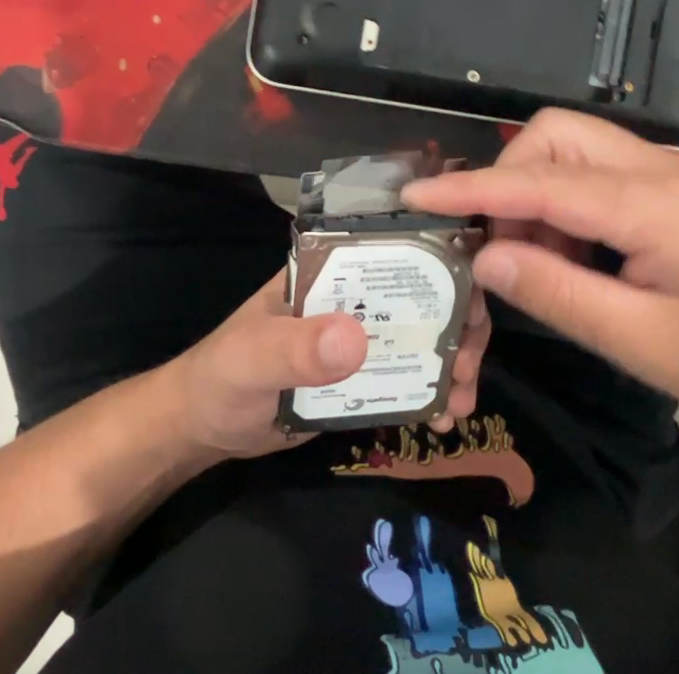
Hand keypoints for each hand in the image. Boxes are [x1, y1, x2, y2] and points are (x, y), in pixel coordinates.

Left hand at [158, 272, 492, 459]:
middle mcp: (349, 297)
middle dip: (458, 325)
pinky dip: (435, 394)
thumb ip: (294, 349)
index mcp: (326, 272)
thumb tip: (355, 338)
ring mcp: (358, 337)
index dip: (441, 264)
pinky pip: (409, 378)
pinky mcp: (362, 377)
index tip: (474, 297)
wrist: (205, 428)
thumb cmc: (220, 378)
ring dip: (454, 363)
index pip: (393, 251)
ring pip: (423, 338)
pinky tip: (445, 420)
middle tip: (468, 366)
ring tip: (462, 401)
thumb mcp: (251, 360)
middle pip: (422, 296)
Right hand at [403, 109, 678, 422]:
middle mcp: (656, 172)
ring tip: (540, 259)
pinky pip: (595, 173)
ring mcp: (666, 177)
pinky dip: (564, 203)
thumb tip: (484, 256)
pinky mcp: (669, 192)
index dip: (471, 188)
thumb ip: (557, 293)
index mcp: (650, 205)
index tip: (416, 195)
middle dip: (510, 178)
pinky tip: (577, 256)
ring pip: (573, 148)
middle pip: (556, 136)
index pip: (539, 181)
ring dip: (537, 192)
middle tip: (503, 244)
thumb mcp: (639, 340)